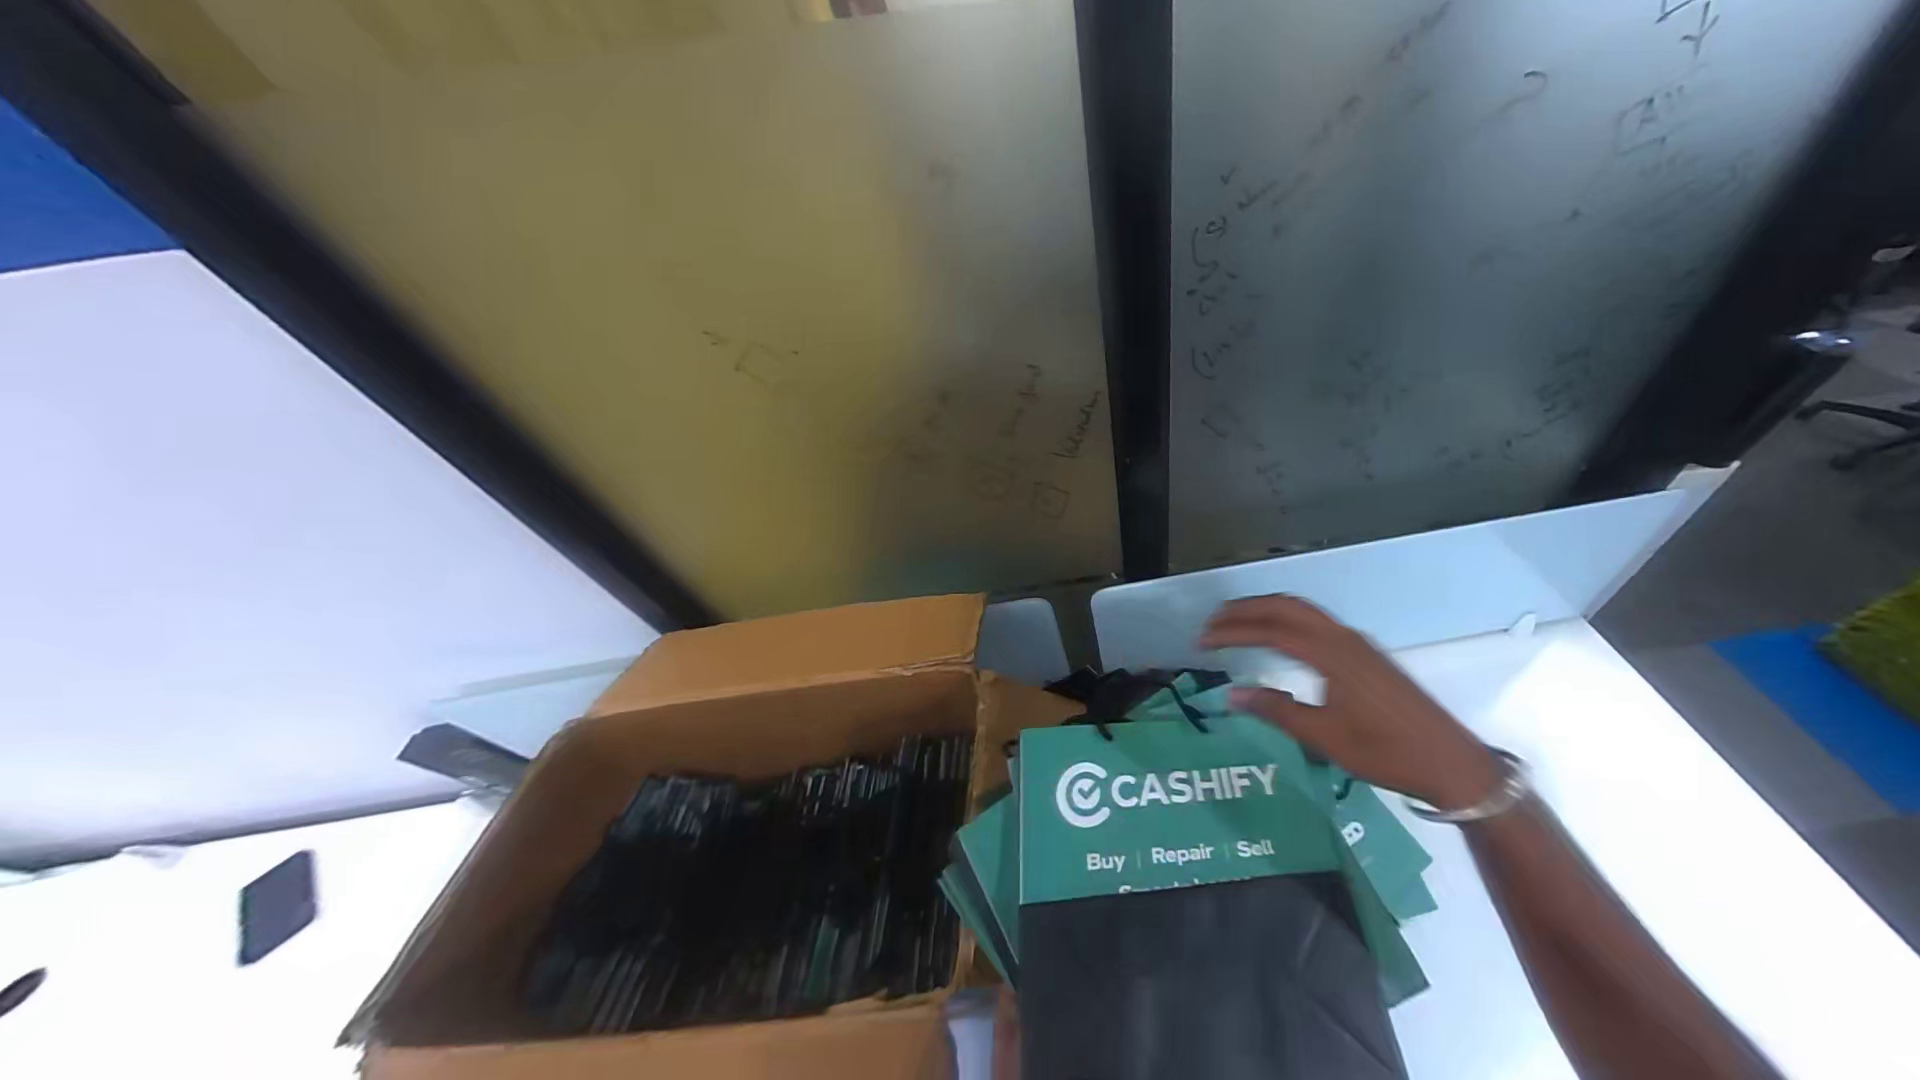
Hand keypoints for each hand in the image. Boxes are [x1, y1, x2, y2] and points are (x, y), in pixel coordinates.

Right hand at [1201, 594, 1499, 809]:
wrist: (1454, 765)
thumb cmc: (1387, 753)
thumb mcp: (1325, 737)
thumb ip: (1276, 710)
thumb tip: (1231, 695)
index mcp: (1332, 654)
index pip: (1270, 631)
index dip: (1231, 632)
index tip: (1202, 642)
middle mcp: (1344, 639)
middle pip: (1286, 607)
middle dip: (1245, 610)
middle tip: (1212, 623)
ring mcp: (1359, 645)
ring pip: (1304, 611)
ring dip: (1266, 612)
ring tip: (1236, 625)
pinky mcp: (1367, 655)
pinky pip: (1317, 623)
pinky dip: (1286, 621)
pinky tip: (1277, 639)